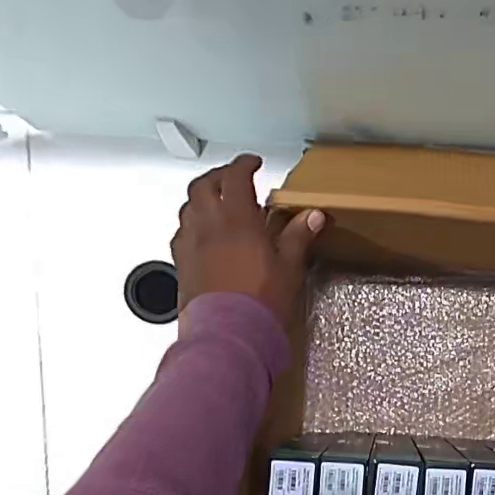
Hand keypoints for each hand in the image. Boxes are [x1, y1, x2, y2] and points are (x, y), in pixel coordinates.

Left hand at [171, 154, 325, 321]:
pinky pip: (183, 231)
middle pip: (204, 185)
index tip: (253, 162)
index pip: (236, 177)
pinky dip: (194, 223)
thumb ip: (298, 237)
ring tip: (220, 204)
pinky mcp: (180, 261)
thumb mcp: (289, 267)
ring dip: (204, 197)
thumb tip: (314, 216)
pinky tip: (206, 234)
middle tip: (233, 178)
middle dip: (219, 176)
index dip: (244, 165)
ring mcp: (190, 241)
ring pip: (189, 206)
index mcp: (237, 219)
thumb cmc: (260, 301)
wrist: (227, 331)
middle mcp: (207, 224)